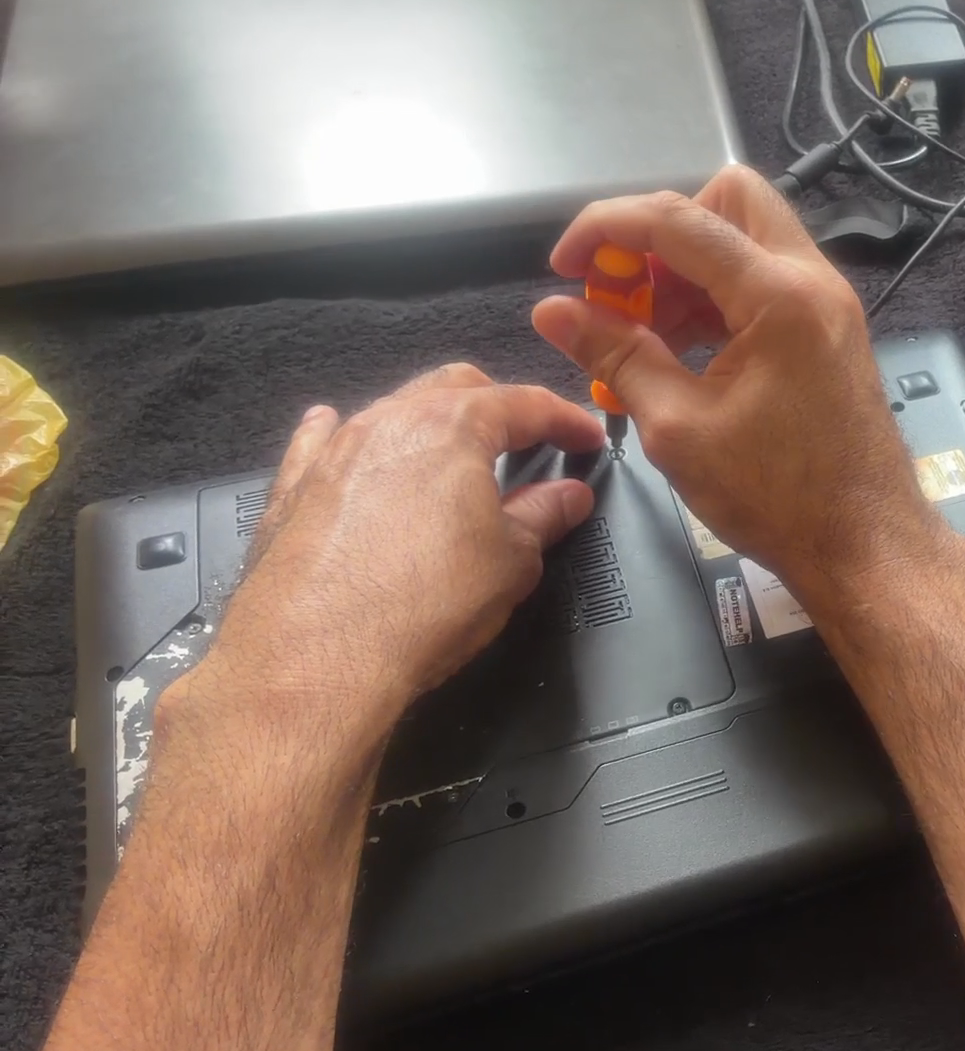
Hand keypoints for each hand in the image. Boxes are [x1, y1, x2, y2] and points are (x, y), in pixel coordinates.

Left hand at [181, 364, 603, 763]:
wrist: (315, 662)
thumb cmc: (428, 602)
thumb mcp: (515, 558)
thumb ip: (546, 514)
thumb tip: (570, 495)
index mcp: (451, 428)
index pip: (525, 404)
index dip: (568, 419)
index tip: (590, 439)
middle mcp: (387, 423)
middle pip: (456, 388)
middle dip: (504, 406)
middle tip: (537, 440)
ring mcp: (331, 453)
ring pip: (396, 409)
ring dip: (441, 423)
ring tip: (466, 451)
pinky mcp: (290, 492)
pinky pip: (326, 444)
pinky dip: (356, 437)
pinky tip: (352, 437)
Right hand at [530, 166, 947, 597]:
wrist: (866, 543)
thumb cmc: (779, 498)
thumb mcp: (680, 428)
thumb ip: (616, 356)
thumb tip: (554, 311)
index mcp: (780, 296)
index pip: (677, 218)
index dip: (605, 228)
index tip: (565, 266)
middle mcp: (816, 283)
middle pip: (732, 201)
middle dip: (665, 232)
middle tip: (627, 291)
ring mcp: (832, 309)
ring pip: (752, 244)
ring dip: (691, 272)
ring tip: (647, 336)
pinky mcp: (834, 336)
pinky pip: (771, 287)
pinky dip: (724, 301)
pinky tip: (689, 353)